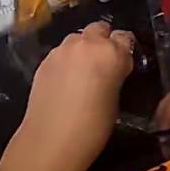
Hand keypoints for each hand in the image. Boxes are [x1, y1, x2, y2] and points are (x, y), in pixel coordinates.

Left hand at [12, 22, 135, 170]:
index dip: (124, 51)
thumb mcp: (115, 100)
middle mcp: (86, 44)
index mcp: (111, 53)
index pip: (125, 38)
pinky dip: (66, 60)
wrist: (50, 140)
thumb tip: (111, 72)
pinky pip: (61, 52)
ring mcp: (62, 50)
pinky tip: (65, 81)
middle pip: (99, 29)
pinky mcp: (44, 60)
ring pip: (77, 38)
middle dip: (103, 42)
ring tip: (82, 73)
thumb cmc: (92, 127)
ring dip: (83, 49)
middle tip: (103, 65)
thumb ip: (115, 75)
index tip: (123, 65)